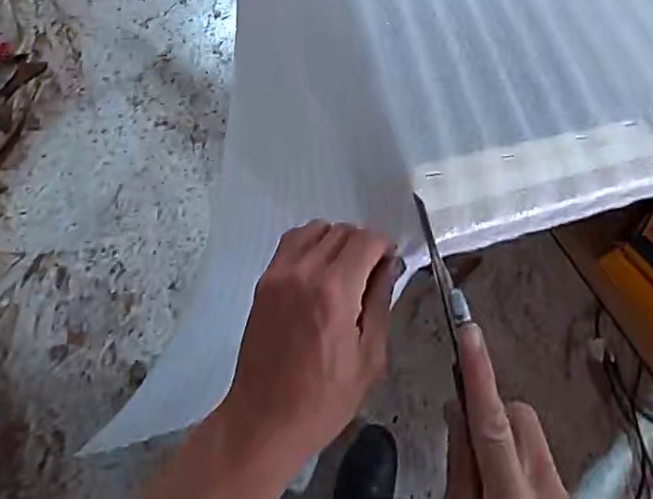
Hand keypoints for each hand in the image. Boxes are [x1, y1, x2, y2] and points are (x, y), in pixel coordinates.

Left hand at [217, 221, 396, 466]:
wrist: (263, 423)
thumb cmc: (321, 400)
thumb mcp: (369, 358)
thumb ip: (381, 301)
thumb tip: (388, 266)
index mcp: (335, 291)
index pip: (368, 240)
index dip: (385, 247)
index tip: (389, 264)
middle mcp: (305, 273)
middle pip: (344, 231)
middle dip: (364, 245)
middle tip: (370, 273)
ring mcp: (280, 275)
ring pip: (318, 229)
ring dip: (337, 241)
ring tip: (344, 270)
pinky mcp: (264, 282)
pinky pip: (292, 241)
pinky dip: (310, 243)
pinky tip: (318, 270)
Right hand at [447, 323, 568, 498]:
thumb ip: (460, 471)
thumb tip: (457, 413)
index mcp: (511, 496)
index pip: (492, 422)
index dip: (478, 373)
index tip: (469, 331)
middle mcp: (546, 487)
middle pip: (519, 413)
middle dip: (491, 413)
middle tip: (465, 438)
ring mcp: (563, 489)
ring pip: (532, 431)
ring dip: (506, 438)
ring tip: (486, 474)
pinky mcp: (570, 489)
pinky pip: (542, 454)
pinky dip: (522, 460)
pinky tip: (508, 485)